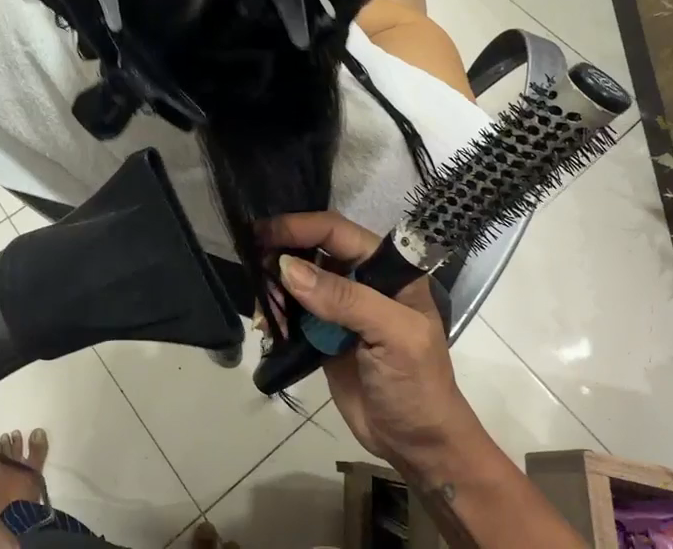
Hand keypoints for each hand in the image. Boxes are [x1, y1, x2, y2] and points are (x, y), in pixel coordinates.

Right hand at [259, 213, 484, 466]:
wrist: (417, 445)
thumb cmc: (417, 385)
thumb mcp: (394, 337)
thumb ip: (345, 299)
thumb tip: (286, 268)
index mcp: (388, 269)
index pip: (337, 232)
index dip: (299, 227)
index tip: (262, 232)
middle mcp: (362, 279)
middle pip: (310, 250)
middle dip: (280, 257)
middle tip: (255, 271)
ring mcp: (339, 307)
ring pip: (295, 279)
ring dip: (274, 289)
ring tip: (265, 311)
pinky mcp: (321, 333)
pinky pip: (290, 310)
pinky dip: (274, 313)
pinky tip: (266, 325)